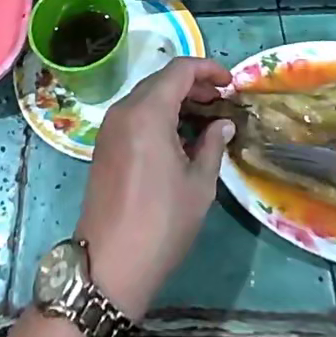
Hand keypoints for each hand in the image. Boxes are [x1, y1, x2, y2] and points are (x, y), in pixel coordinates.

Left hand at [77, 58, 234, 318]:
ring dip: (176, 99)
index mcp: (147, 112)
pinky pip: (135, 115)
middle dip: (194, 84)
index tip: (230, 84)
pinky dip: (159, 114)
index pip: (179, 70)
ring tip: (205, 118)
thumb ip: (213, 145)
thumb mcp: (199, 184)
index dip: (208, 69)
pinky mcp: (105, 146)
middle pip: (161, 80)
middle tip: (221, 101)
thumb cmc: (161, 223)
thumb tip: (223, 125)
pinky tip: (180, 136)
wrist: (108, 267)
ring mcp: (110, 128)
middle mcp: (124, 111)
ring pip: (147, 96)